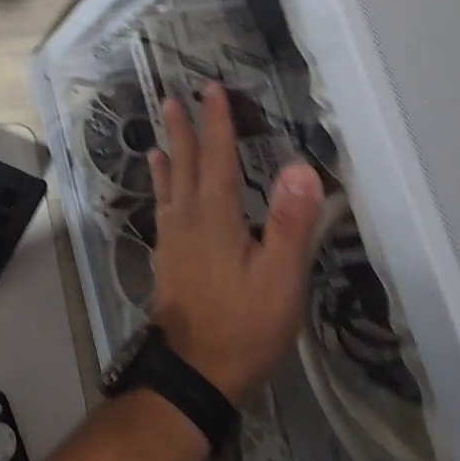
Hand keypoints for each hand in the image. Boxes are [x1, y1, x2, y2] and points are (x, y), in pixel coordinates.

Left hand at [147, 82, 322, 398]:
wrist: (193, 370)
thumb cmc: (243, 325)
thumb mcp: (280, 278)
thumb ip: (290, 223)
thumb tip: (300, 167)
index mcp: (214, 217)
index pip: (217, 158)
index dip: (216, 123)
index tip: (212, 89)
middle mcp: (187, 219)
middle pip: (185, 165)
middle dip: (183, 130)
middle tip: (173, 97)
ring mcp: (172, 240)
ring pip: (169, 186)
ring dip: (168, 156)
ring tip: (159, 137)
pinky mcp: (168, 260)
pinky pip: (163, 210)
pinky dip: (162, 190)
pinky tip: (163, 196)